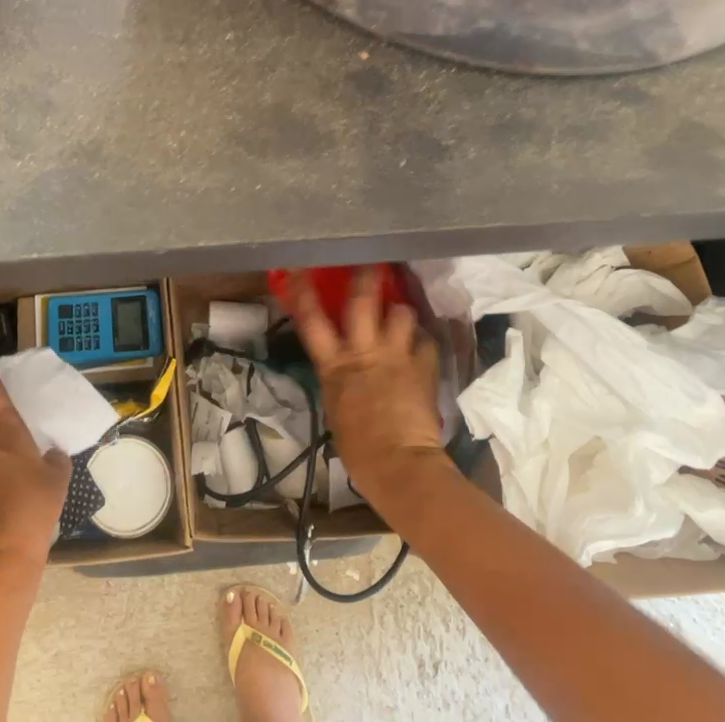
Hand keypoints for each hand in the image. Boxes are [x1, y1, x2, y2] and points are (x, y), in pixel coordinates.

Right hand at [288, 266, 450, 511]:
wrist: (399, 465)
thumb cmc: (359, 449)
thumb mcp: (335, 408)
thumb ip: (339, 380)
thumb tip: (345, 371)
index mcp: (334, 366)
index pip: (312, 321)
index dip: (303, 293)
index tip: (298, 270)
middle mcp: (364, 351)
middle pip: (363, 301)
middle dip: (365, 276)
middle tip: (370, 260)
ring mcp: (397, 356)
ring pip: (401, 312)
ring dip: (400, 309)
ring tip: (401, 311)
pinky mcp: (424, 366)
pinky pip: (426, 341)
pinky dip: (423, 340)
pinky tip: (421, 345)